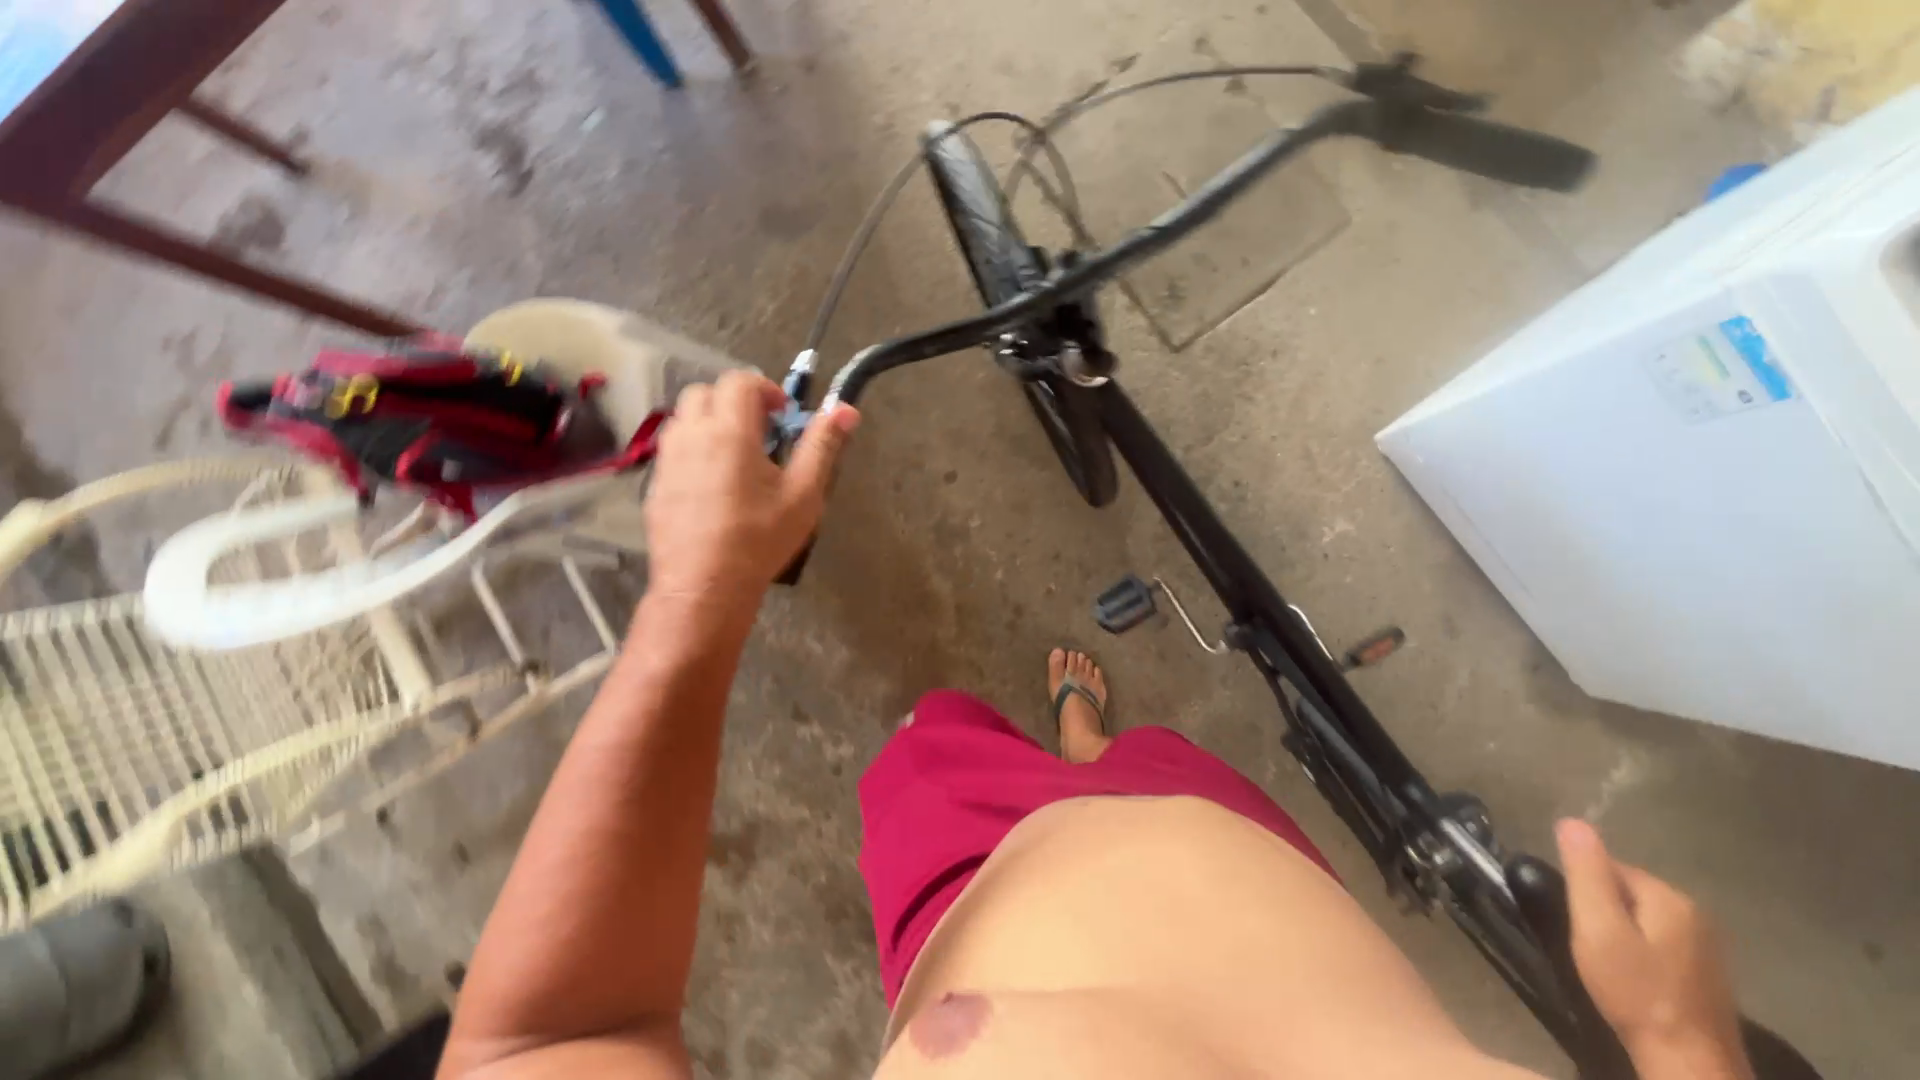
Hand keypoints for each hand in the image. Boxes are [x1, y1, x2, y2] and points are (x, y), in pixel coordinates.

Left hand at [642, 371, 859, 618]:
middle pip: (705, 392)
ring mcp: (667, 460)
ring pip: (684, 419)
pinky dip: (693, 449)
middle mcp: (692, 436)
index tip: (783, 414)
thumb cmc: (759, 539)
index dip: (764, 388)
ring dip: (710, 421)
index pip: (739, 381)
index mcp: (729, 432)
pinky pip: (673, 450)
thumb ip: (822, 446)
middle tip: (761, 431)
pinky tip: (713, 484)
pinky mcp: (655, 485)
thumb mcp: (803, 494)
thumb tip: (845, 409)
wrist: (704, 586)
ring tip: (736, 455)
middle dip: (733, 400)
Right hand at [1556, 819, 1753, 1079]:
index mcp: (1670, 896)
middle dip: (1603, 909)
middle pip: (1630, 891)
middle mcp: (1697, 912)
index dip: (1584, 889)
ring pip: (1645, 918)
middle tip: (1588, 943)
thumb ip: (1586, 872)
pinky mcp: (1708, 972)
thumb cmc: (1634, 989)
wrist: (1688, 1061)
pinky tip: (1633, 977)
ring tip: (1606, 961)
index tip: (1576, 920)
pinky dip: (1641, 951)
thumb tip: (1572, 821)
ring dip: (1621, 931)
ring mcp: (1709, 945)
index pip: (1612, 866)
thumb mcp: (1597, 926)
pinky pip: (1662, 941)